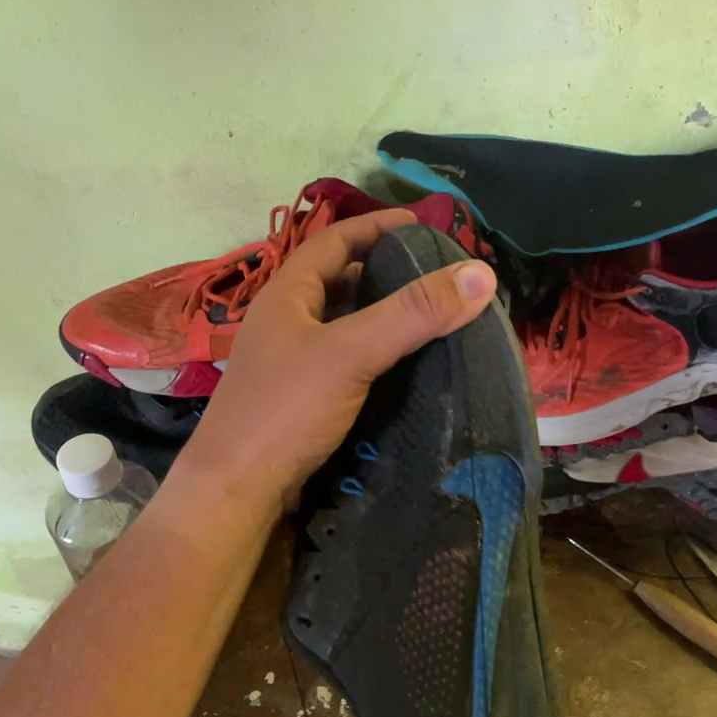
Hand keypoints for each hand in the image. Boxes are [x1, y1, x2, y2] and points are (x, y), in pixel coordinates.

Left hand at [174, 208, 497, 512]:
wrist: (236, 491)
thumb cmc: (285, 410)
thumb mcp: (351, 353)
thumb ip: (413, 313)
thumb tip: (480, 275)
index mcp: (287, 295)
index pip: (334, 241)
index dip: (376, 226)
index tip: (421, 225)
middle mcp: (285, 322)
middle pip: (339, 281)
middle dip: (385, 271)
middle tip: (435, 276)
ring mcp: (290, 362)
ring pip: (343, 324)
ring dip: (381, 315)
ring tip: (429, 317)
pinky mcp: (301, 399)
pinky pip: (345, 361)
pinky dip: (374, 354)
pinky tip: (403, 367)